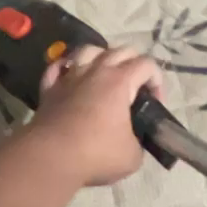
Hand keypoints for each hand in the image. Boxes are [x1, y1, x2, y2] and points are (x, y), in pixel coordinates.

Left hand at [26, 46, 164, 187]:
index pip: (147, 64)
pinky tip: (70, 77)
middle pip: (120, 50)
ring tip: (104, 73)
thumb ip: (138, 141)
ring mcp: (70, 76)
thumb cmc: (96, 153)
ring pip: (88, 50)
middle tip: (135, 86)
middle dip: (134, 62)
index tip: (156, 102)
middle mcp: (96, 71)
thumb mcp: (132, 156)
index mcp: (120, 81)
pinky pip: (57, 67)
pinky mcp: (50, 87)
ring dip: (100, 56)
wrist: (51, 156)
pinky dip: (67, 68)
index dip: (157, 80)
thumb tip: (132, 140)